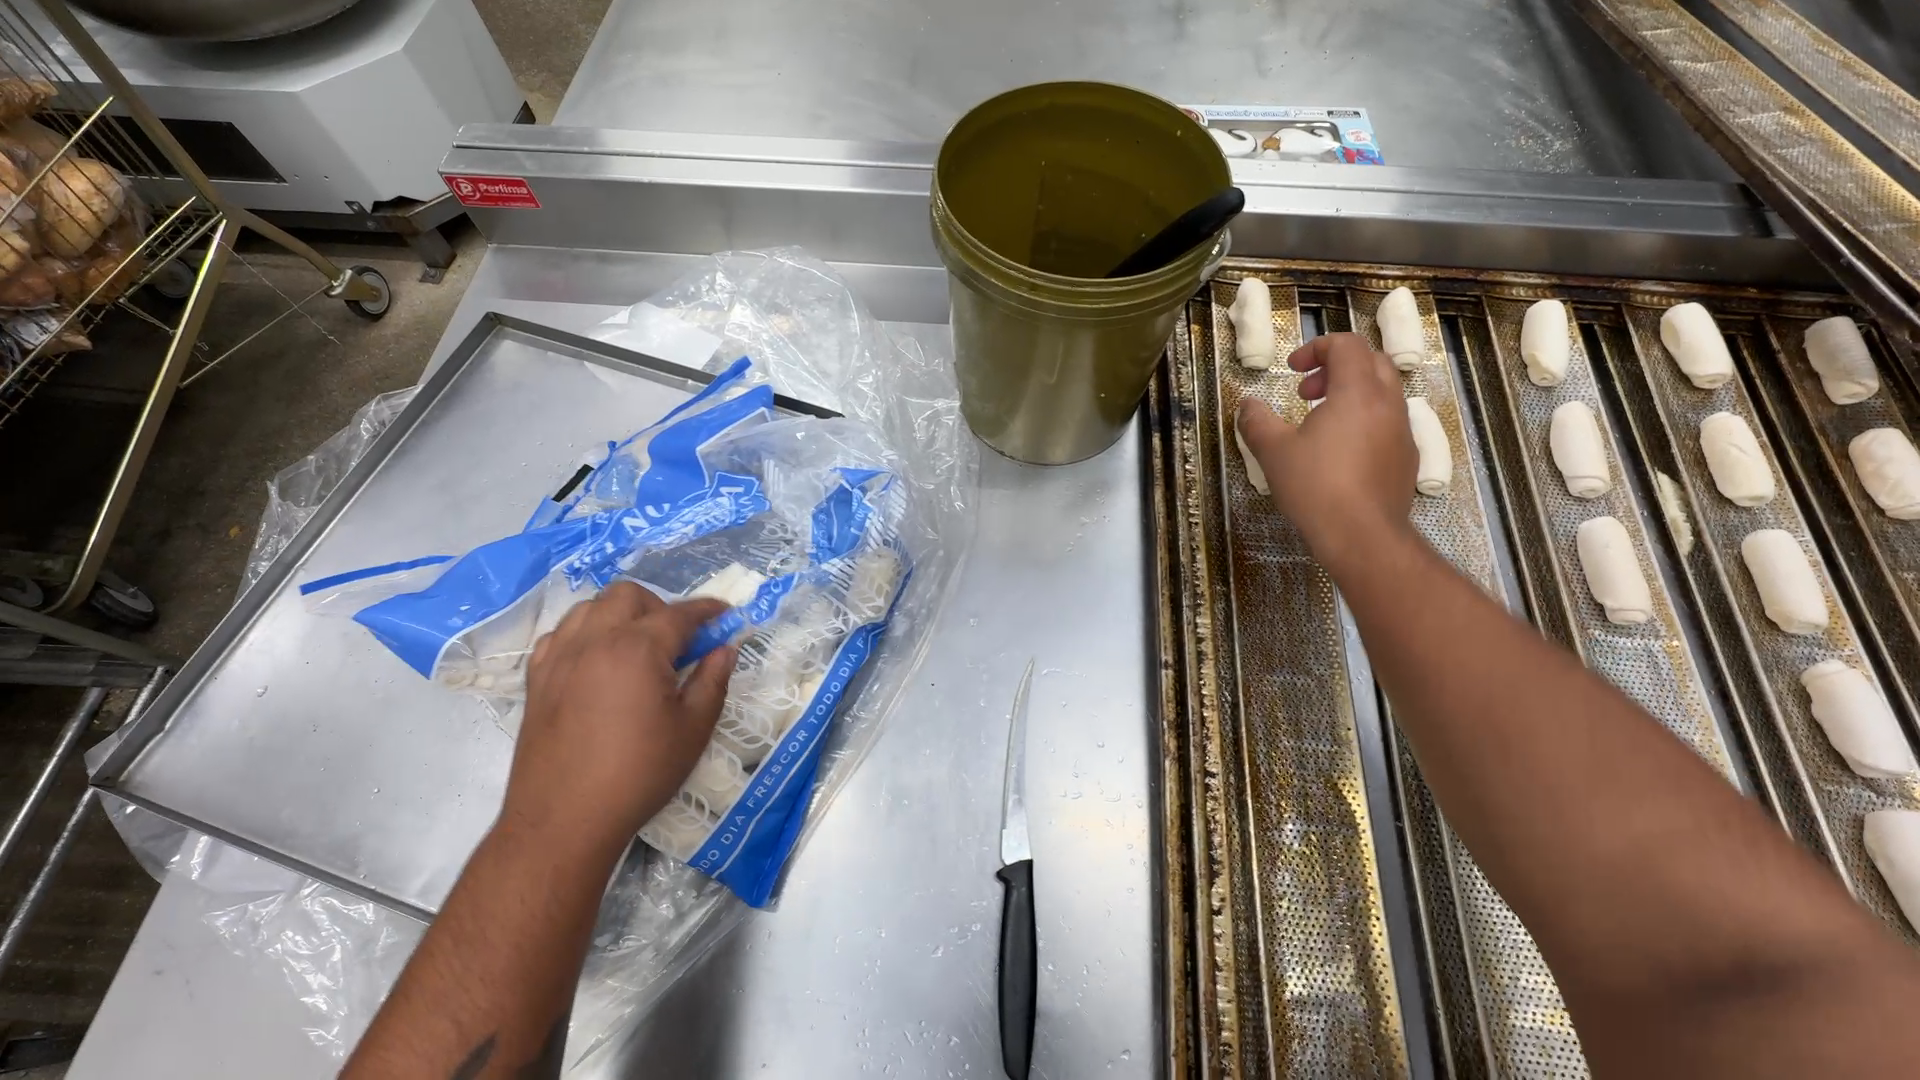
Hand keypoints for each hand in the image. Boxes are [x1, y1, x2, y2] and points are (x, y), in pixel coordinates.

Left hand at [500, 583, 735, 856]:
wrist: (564, 819)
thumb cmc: (639, 775)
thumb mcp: (692, 730)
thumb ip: (712, 681)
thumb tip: (724, 649)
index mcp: (638, 649)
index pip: (680, 614)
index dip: (708, 611)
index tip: (726, 614)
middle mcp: (595, 640)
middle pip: (629, 595)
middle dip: (659, 605)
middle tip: (678, 640)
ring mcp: (560, 657)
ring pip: (590, 607)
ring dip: (619, 614)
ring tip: (637, 647)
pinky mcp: (537, 678)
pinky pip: (560, 634)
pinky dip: (584, 634)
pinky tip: (597, 662)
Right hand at [1236, 332, 1418, 567]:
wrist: (1363, 536)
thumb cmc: (1316, 487)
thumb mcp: (1274, 452)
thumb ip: (1257, 422)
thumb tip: (1247, 405)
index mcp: (1357, 392)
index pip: (1346, 345)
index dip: (1316, 347)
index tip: (1292, 369)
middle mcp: (1387, 404)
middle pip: (1372, 361)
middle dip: (1337, 366)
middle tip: (1307, 390)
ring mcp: (1402, 431)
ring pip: (1383, 393)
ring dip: (1351, 394)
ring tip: (1320, 422)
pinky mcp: (1406, 458)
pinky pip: (1388, 423)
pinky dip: (1364, 420)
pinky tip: (1340, 452)